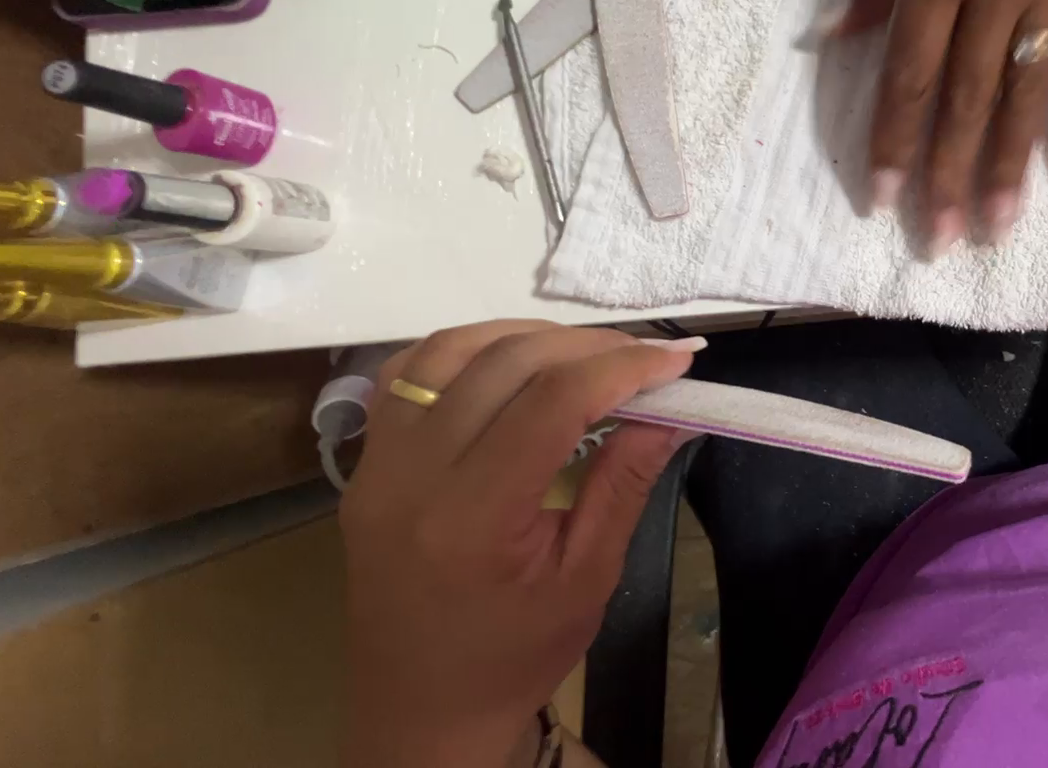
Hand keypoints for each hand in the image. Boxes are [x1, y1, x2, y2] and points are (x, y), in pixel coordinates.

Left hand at [339, 321, 698, 767]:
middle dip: (590, 345)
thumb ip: (626, 481)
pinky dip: (472, 347)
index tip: (678, 359)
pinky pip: (410, 372)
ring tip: (590, 352)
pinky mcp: (369, 462)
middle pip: (506, 364)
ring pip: (453, 350)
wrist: (420, 712)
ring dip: (531, 335)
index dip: (623, 368)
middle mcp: (409, 478)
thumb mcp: (590, 574)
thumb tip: (674, 410)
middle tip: (648, 355)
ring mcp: (377, 465)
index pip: (553, 403)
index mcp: (469, 519)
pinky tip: (517, 360)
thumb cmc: (517, 654)